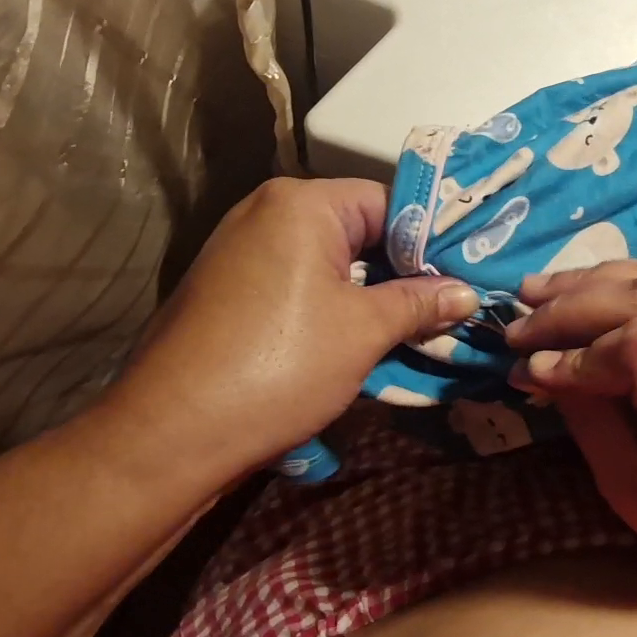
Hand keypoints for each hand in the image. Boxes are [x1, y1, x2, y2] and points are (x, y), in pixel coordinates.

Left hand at [102, 178, 478, 476]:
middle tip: (450, 306)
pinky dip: (333, 308)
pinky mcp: (227, 291)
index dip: (431, 239)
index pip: (389, 202)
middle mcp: (266, 213)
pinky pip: (297, 285)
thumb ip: (420, 302)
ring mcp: (240, 252)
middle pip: (358, 231)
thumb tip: (466, 293)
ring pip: (329, 263)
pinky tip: (361, 342)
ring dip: (371, 295)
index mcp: (301, 203)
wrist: (170, 434)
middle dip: (403, 271)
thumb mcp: (364, 331)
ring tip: (416, 329)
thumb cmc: (279, 365)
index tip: (466, 274)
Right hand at [504, 262, 636, 597]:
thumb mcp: (626, 484)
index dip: (580, 351)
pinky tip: (581, 288)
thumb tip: (533, 361)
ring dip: (591, 282)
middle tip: (519, 326)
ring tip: (537, 292)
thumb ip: (585, 414)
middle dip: (574, 307)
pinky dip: (621, 279)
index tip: (530, 368)